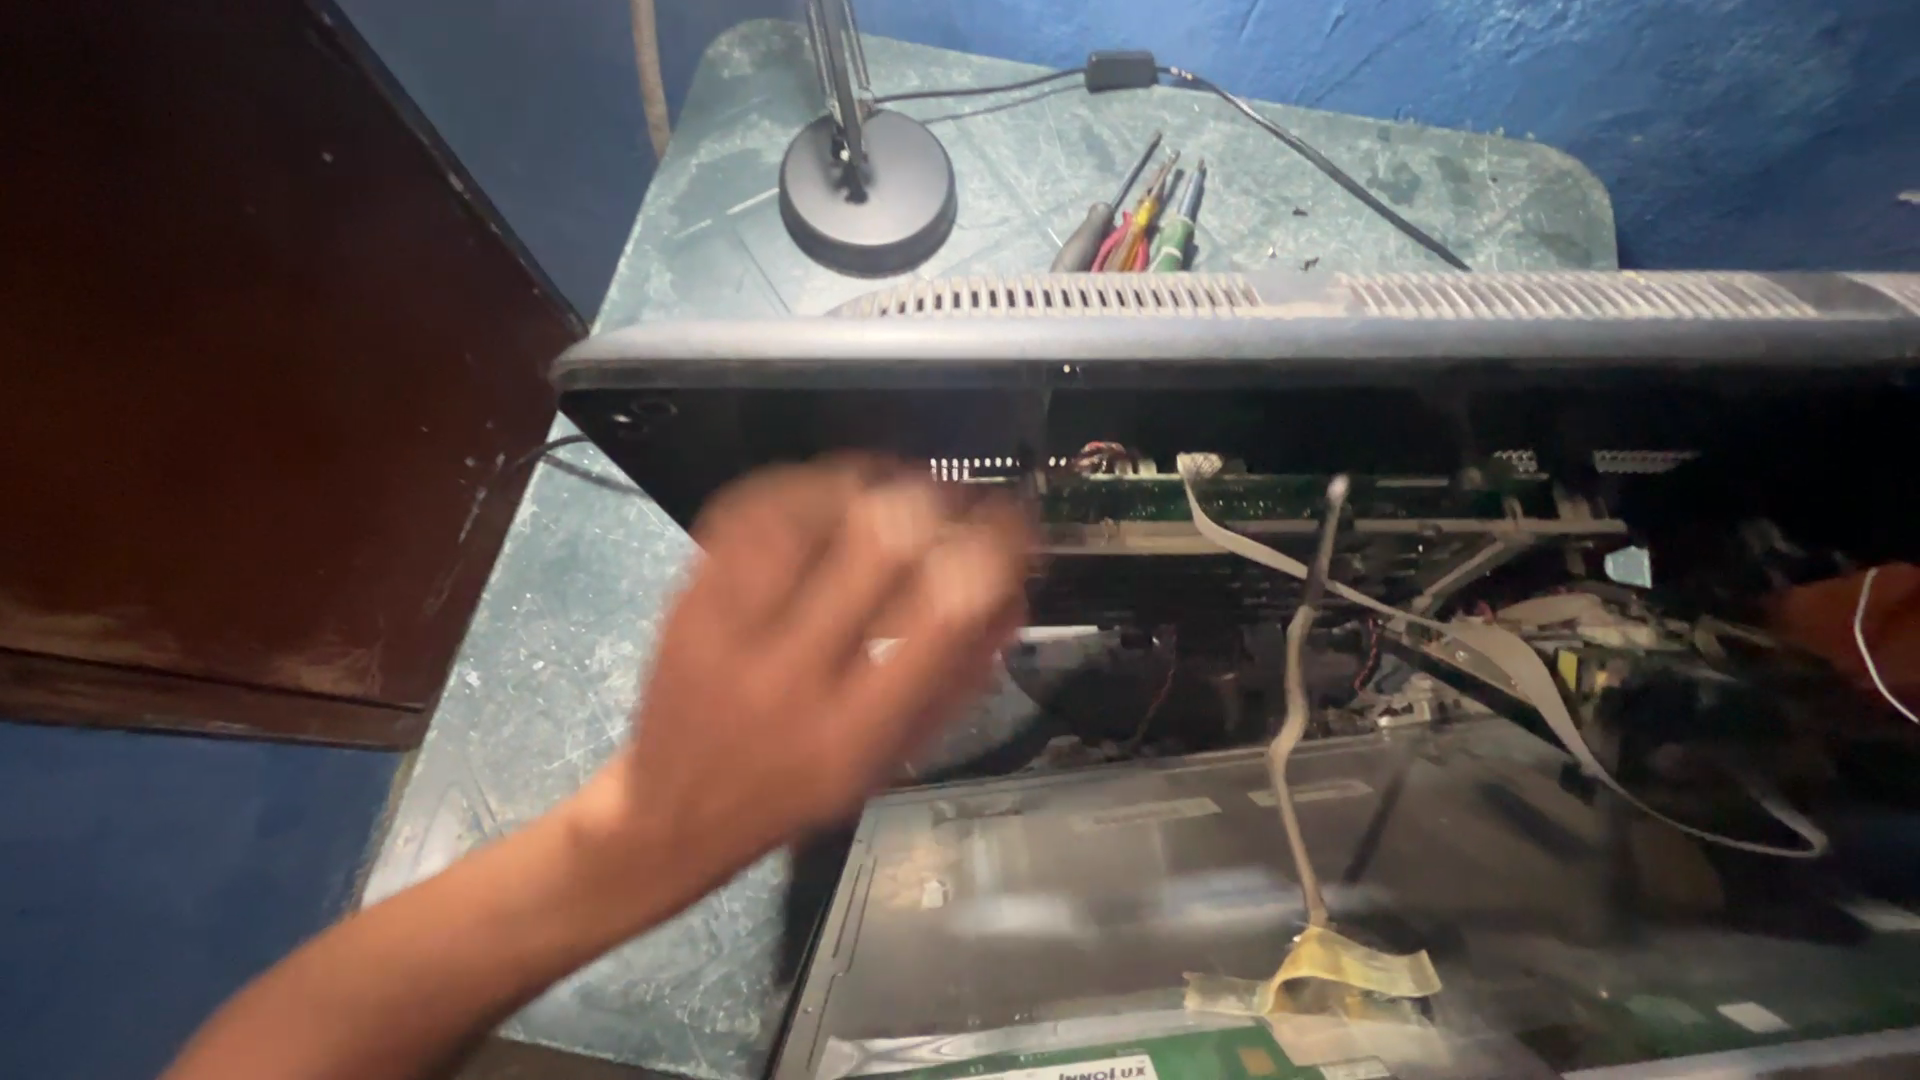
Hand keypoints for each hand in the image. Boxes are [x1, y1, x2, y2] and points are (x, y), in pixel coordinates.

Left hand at [572, 456, 1032, 893]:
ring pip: (805, 512)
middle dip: (933, 499)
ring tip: (893, 480)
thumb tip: (1012, 591)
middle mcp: (792, 673)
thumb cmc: (802, 790)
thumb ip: (958, 680)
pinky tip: (828, 484)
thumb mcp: (891, 760)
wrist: (676, 808)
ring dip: (865, 480)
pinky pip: (746, 512)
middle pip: (876, 544)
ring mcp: (728, 629)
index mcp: (856, 728)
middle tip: (952, 493)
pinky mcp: (688, 597)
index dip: (991, 548)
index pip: (943, 613)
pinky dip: (799, 483)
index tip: (1010, 523)